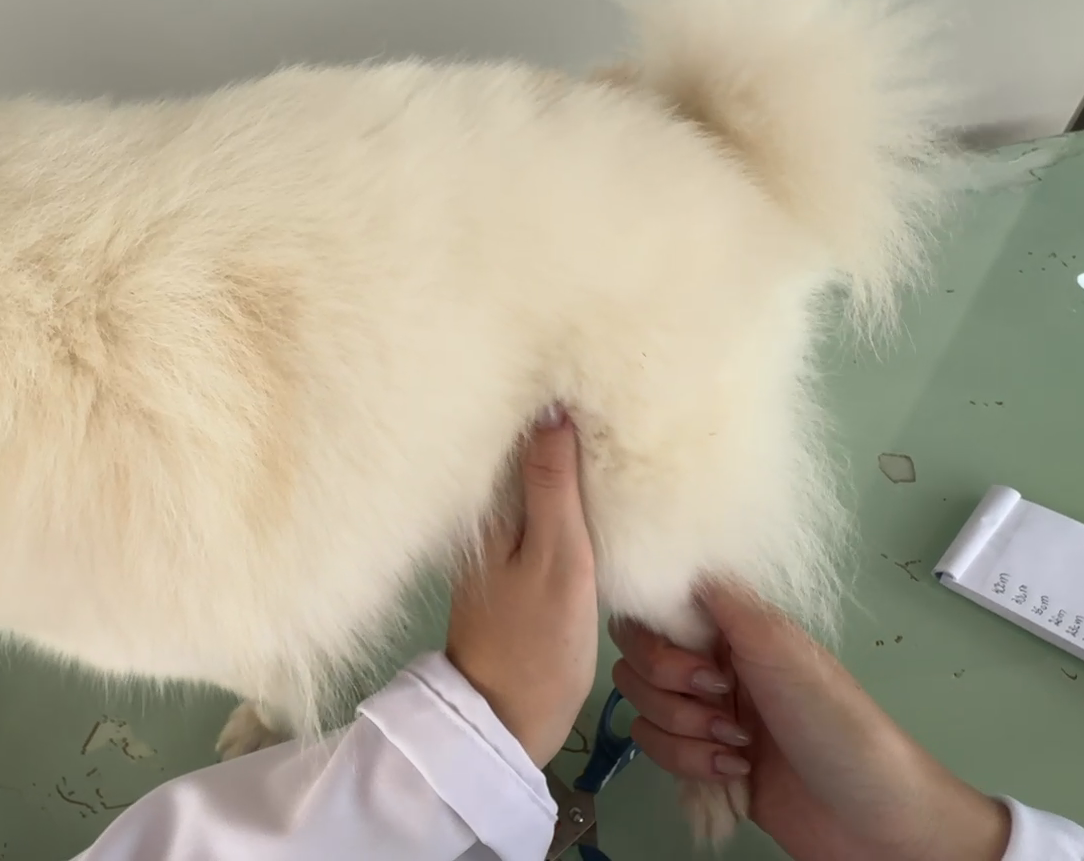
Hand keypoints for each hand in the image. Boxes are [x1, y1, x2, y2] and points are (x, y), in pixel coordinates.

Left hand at [446, 406, 599, 766]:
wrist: (507, 714)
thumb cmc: (535, 635)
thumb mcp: (556, 557)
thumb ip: (551, 486)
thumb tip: (549, 410)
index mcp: (489, 505)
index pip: (513, 433)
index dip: (542, 401)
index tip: (574, 368)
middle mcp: (485, 514)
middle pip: (519, 453)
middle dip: (550, 423)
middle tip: (596, 386)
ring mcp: (495, 539)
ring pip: (528, 481)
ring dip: (557, 458)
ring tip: (599, 421)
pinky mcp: (510, 562)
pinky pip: (535, 511)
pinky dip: (557, 494)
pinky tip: (584, 486)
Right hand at [611, 583, 1010, 860]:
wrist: (879, 824)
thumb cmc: (835, 722)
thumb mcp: (781, 647)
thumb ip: (720, 598)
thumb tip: (669, 555)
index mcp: (719, 628)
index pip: (646, 611)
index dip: (653, 635)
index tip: (698, 657)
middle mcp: (701, 662)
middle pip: (632, 657)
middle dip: (667, 686)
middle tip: (720, 699)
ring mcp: (697, 711)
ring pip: (637, 703)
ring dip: (683, 729)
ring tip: (737, 745)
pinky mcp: (695, 757)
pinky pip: (649, 745)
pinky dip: (687, 761)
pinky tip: (733, 771)